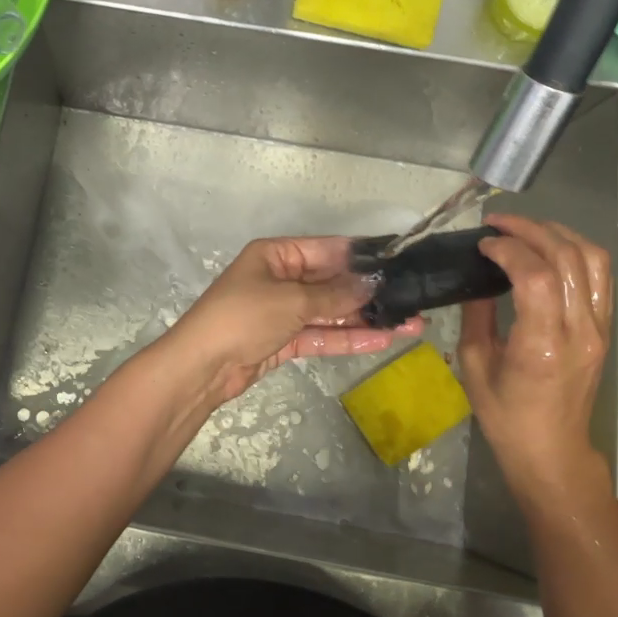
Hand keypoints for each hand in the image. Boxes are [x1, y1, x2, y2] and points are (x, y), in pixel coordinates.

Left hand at [160, 237, 422, 403]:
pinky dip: (349, 337)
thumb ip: (334, 294)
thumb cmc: (242, 318)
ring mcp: (283, 311)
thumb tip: (373, 283)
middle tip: (414, 297)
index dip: (363, 257)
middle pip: (332, 281)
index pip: (327, 249)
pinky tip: (384, 339)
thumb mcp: (291, 300)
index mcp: (275, 255)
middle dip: (369, 291)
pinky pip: (322, 334)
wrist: (202, 366)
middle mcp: (281, 278)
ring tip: (411, 323)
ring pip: (331, 311)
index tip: (401, 261)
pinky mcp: (285, 340)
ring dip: (367, 317)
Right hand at [457, 215, 613, 497]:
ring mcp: (598, 329)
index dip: (509, 249)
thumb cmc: (505, 415)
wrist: (551, 449)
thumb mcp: (475, 365)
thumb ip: (478, 315)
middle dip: (530, 230)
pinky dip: (575, 251)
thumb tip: (479, 277)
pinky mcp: (604, 329)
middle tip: (497, 224)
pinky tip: (548, 248)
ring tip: (524, 229)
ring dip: (557, 234)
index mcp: (542, 346)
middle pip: (568, 258)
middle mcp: (579, 332)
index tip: (482, 244)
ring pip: (592, 259)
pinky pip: (599, 276)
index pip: (538, 277)